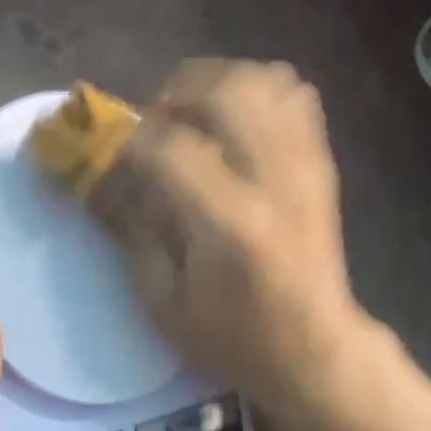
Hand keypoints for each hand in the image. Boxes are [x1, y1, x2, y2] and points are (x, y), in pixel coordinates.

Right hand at [89, 59, 383, 430]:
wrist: (312, 350)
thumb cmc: (231, 339)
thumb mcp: (164, 302)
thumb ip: (135, 231)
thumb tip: (110, 180)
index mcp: (228, 221)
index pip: (167, 144)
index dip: (127, 142)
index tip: (108, 158)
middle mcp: (272, 178)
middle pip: (224, 89)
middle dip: (175, 96)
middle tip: (153, 126)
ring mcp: (305, 165)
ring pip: (264, 79)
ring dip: (216, 87)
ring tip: (192, 121)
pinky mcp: (321, 164)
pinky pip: (294, 97)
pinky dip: (257, 96)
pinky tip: (232, 128)